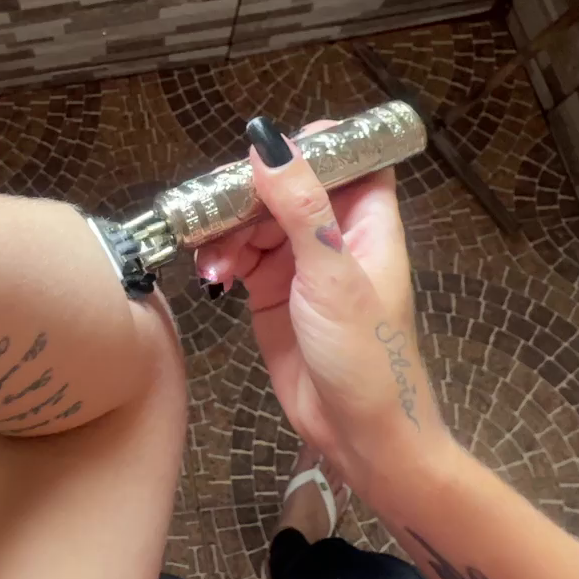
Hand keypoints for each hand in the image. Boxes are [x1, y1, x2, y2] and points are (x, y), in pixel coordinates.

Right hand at [194, 118, 448, 492]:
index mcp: (365, 220)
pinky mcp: (270, 289)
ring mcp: (298, 262)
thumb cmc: (365, 354)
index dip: (313, 144)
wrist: (357, 437)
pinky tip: (213, 276)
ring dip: (226, 231)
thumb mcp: (331, 274)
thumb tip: (265, 141)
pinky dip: (220, 258)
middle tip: (215, 209)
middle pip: (285, 185)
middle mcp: (332, 233)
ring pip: (254, 218)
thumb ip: (299, 206)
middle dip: (247, 193)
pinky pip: (238, 254)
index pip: (347, 157)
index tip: (266, 150)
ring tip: (214, 262)